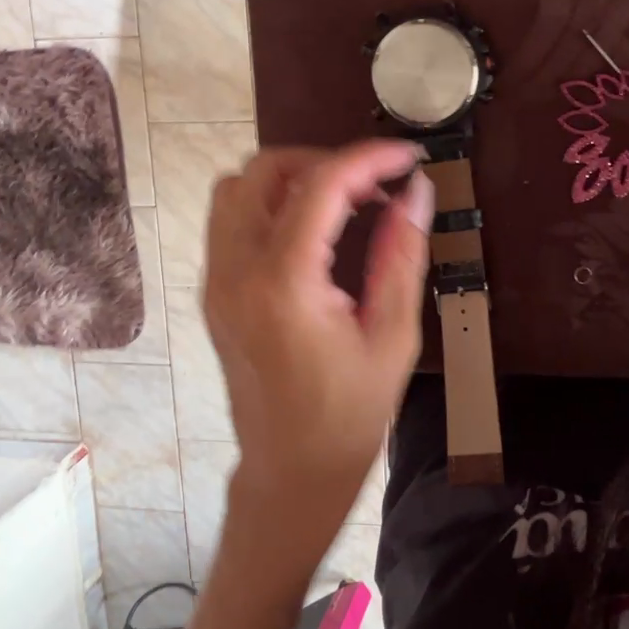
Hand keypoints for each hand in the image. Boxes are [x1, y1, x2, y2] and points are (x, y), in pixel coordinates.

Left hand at [202, 140, 432, 530]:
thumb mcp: (392, 337)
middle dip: (322, 161)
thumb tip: (416, 192)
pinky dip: (270, 205)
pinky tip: (313, 232)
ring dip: (290, 180)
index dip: (369, 159)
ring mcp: (215, 282)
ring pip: (236, 189)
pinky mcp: (213, 293)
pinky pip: (231, 221)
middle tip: (372, 185)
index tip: (409, 156)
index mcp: (283, 284)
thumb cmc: (350, 415)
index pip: (320, 186)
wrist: (291, 472)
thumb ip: (401, 255)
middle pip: (262, 171)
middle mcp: (235, 272)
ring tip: (343, 204)